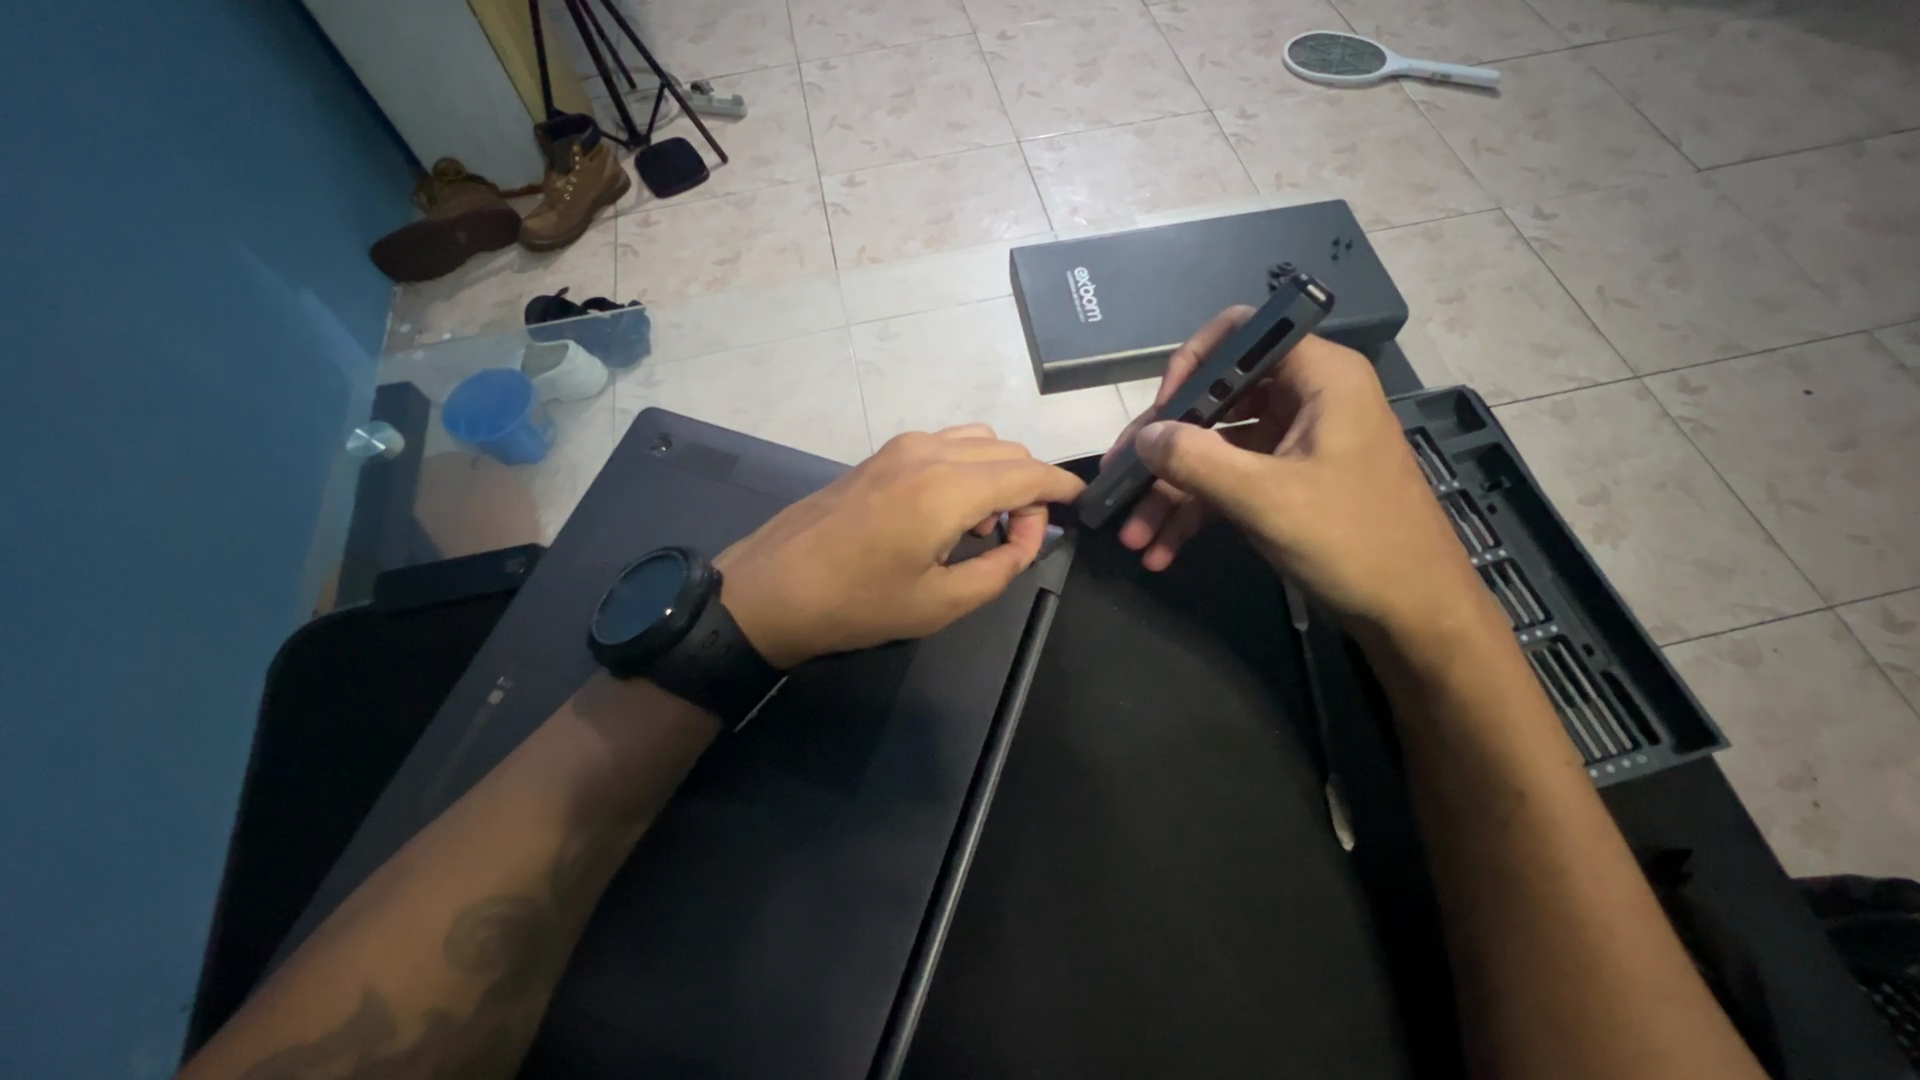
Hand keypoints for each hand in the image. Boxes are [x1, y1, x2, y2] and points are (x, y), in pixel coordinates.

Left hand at [714, 426, 1084, 668]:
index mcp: (949, 487)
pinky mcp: (882, 454)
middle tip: (1020, 539)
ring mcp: (902, 447)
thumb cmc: (858, 604)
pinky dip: (968, 468)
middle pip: (1008, 451)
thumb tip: (1028, 536)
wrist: (772, 588)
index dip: (1063, 489)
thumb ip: (1001, 567)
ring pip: (978, 442)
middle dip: (1030, 488)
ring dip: (998, 474)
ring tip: (984, 527)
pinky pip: (946, 446)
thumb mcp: (942, 603)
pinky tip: (951, 513)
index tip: (1081, 507)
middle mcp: (930, 451)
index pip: (1030, 473)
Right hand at [1106, 309, 1482, 635]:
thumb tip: (1143, 436)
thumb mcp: (1266, 499)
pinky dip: (1196, 512)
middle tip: (1121, 480)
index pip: (1242, 335)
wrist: (1415, 614)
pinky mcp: (1288, 483)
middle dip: (1165, 449)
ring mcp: (1296, 444)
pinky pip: (1230, 482)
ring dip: (1172, 492)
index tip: (1160, 412)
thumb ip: (1196, 460)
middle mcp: (1306, 400)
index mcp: (1320, 378)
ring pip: (1216, 449)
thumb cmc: (1354, 542)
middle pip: (1217, 401)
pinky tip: (1162, 550)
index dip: (1192, 365)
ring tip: (1135, 537)